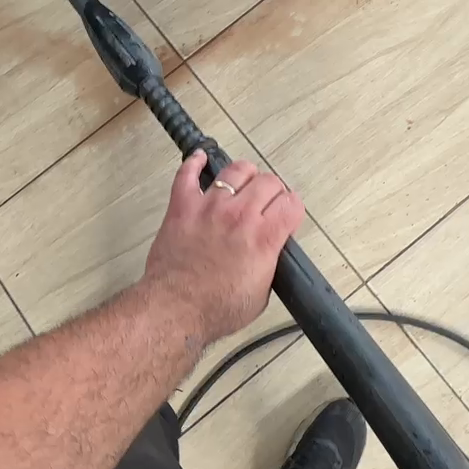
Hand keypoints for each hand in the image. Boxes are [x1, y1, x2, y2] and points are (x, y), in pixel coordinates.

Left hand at [141, 150, 302, 345]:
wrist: (176, 309)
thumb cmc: (217, 308)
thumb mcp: (262, 293)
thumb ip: (270, 261)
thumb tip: (271, 248)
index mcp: (264, 237)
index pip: (291, 203)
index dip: (292, 208)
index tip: (288, 213)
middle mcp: (239, 215)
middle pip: (267, 181)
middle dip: (273, 190)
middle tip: (267, 201)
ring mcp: (209, 206)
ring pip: (235, 170)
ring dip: (245, 174)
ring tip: (244, 182)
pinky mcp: (182, 206)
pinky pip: (187, 173)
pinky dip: (195, 163)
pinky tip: (201, 159)